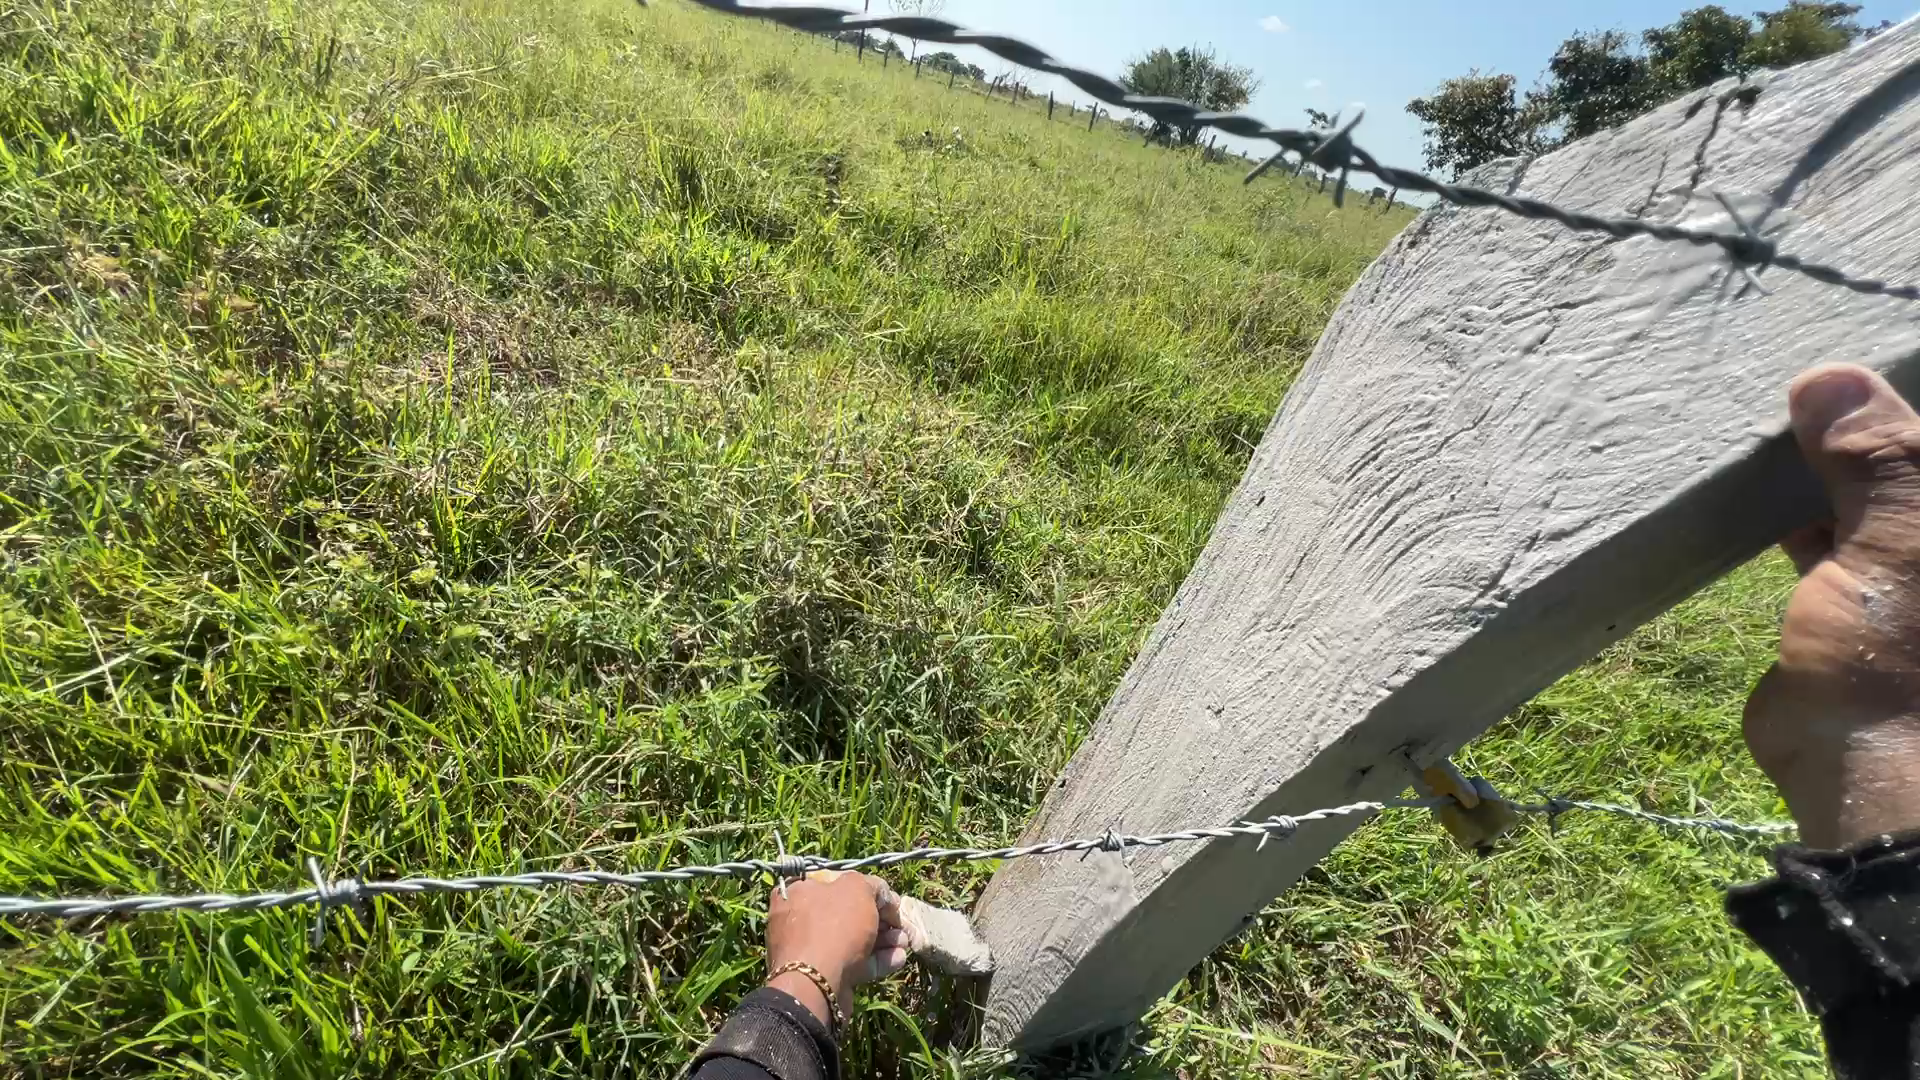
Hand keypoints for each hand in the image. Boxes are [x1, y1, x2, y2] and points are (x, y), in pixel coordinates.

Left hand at [765, 871, 908, 1025]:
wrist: (816, 987)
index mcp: (799, 892)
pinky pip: (854, 963)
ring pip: (854, 939)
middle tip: (900, 924)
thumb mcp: (858, 888)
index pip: (837, 883)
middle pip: (848, 913)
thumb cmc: (834, 926)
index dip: (868, 889)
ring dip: (883, 939)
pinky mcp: (825, 976)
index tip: (889, 899)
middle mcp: (801, 918)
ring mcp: (812, 950)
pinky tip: (899, 958)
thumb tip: (883, 897)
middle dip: (880, 918)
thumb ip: (873, 886)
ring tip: (905, 942)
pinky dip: (877, 960)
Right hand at [1744, 363, 1919, 847]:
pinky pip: (1828, 529)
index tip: (1862, 357)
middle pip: (1906, 465)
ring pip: (1871, 491)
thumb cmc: (1913, 654)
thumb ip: (1879, 460)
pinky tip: (1753, 483)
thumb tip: (1831, 375)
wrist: (1874, 770)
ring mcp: (1908, 570)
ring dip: (1826, 460)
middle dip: (1868, 424)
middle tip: (1809, 379)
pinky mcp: (1856, 597)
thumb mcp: (1907, 544)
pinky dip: (1794, 503)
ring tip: (1776, 417)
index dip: (1900, 399)